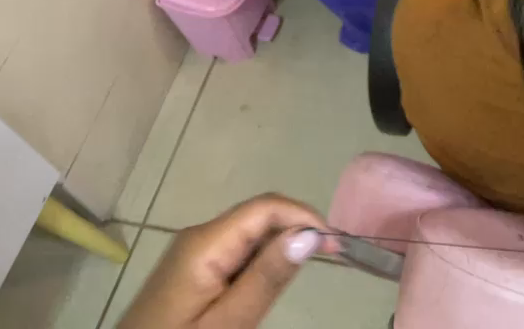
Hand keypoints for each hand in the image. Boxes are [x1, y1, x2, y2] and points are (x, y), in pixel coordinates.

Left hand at [118, 195, 332, 328]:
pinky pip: (233, 255)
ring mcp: (190, 255)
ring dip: (276, 250)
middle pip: (257, 217)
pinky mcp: (188, 274)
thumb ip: (265, 280)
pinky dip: (257, 265)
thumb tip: (308, 234)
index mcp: (204, 243)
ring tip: (298, 281)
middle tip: (326, 264)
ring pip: (247, 236)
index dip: (304, 217)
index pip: (265, 207)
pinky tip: (264, 291)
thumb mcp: (225, 327)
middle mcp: (197, 237)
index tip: (335, 246)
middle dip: (293, 232)